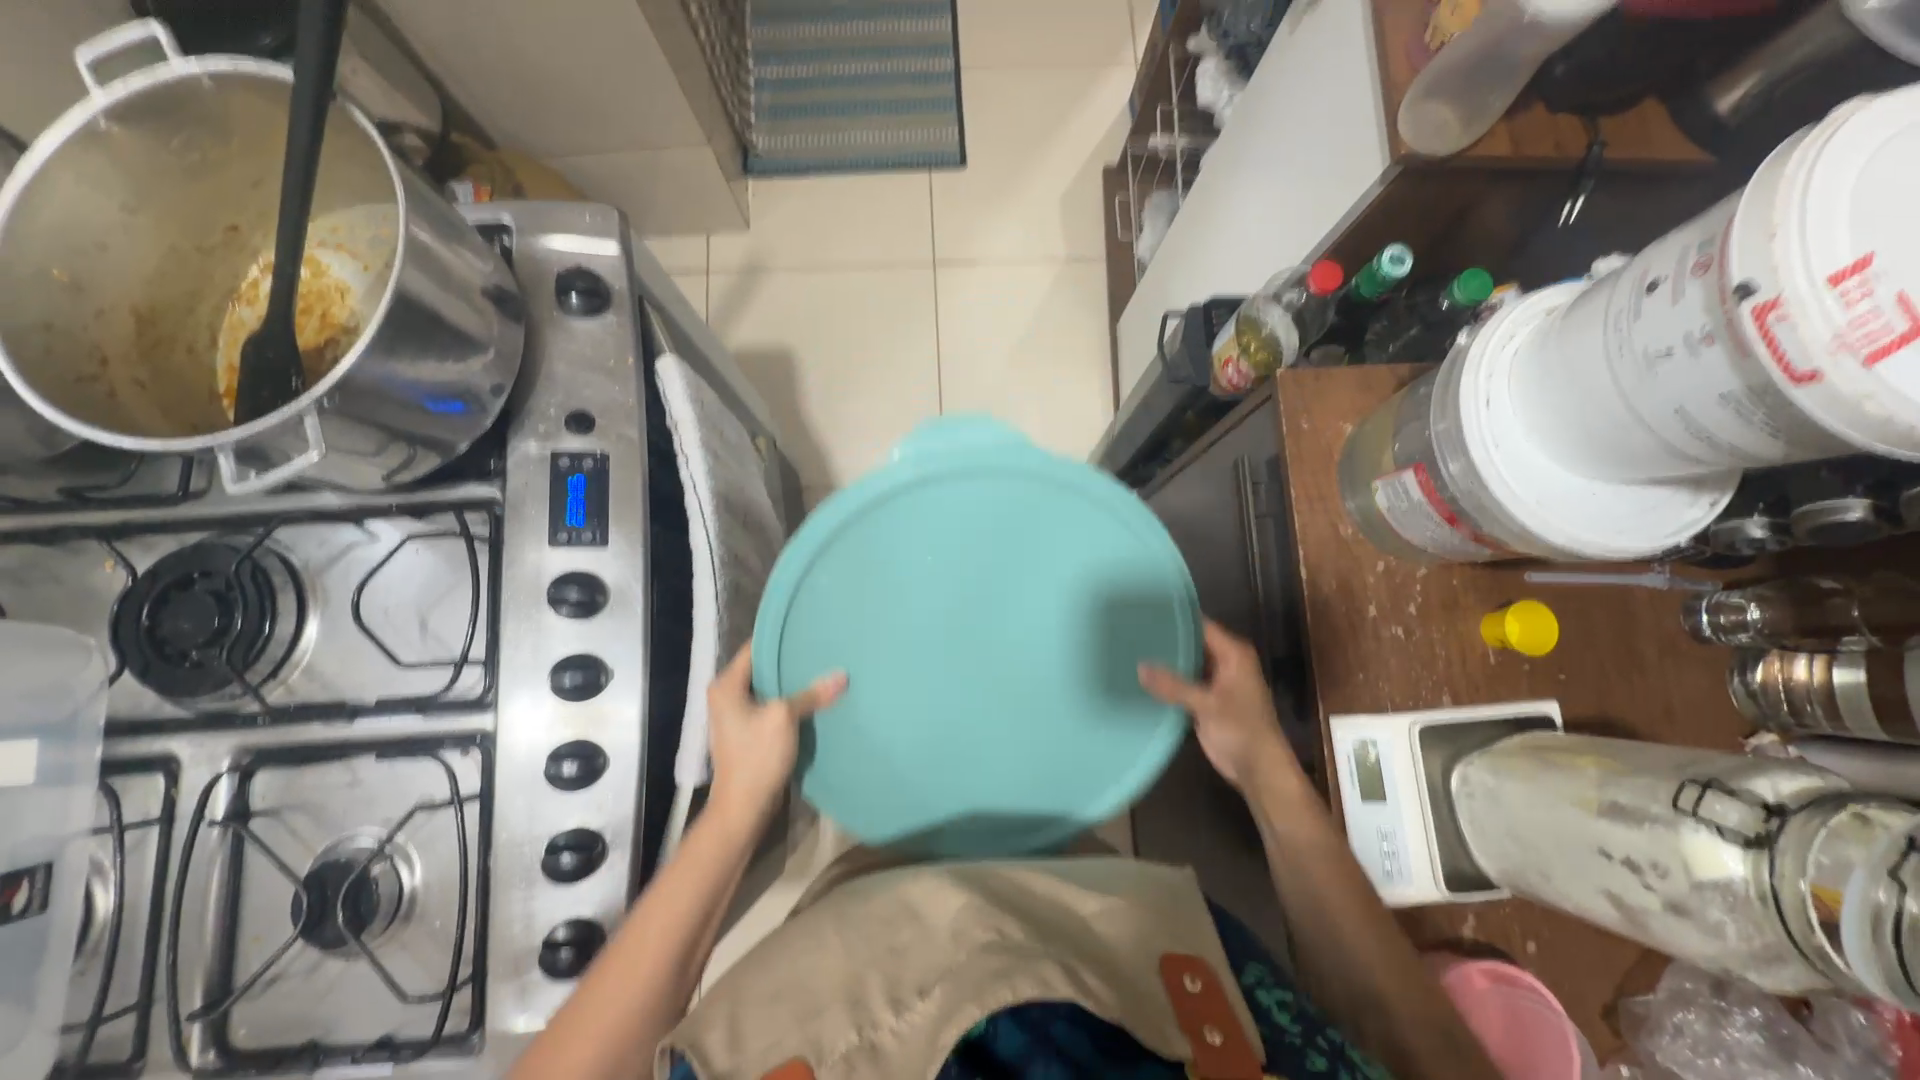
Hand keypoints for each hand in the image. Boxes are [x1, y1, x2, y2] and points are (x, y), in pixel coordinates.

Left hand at [706, 645, 846, 823]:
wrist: (744, 806)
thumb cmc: (756, 756)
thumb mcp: (784, 718)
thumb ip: (811, 694)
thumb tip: (842, 675)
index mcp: (725, 685)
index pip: (755, 648)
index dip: (781, 640)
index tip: (809, 631)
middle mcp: (726, 696)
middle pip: (763, 669)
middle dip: (791, 663)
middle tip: (821, 651)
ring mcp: (736, 716)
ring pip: (769, 690)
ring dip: (792, 685)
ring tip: (822, 672)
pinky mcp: (749, 733)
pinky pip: (771, 708)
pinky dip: (789, 704)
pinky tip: (813, 700)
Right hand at [1139, 620, 1296, 790]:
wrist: (1257, 769)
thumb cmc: (1242, 730)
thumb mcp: (1208, 705)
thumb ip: (1174, 685)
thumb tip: (1139, 666)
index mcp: (1233, 654)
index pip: (1200, 626)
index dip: (1174, 619)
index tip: (1143, 613)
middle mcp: (1224, 662)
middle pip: (1191, 644)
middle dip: (1164, 641)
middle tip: (1129, 632)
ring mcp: (1214, 682)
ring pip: (1185, 665)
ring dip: (1164, 663)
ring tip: (1128, 650)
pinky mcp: (1204, 701)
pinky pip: (1181, 685)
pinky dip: (1166, 683)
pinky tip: (1140, 678)